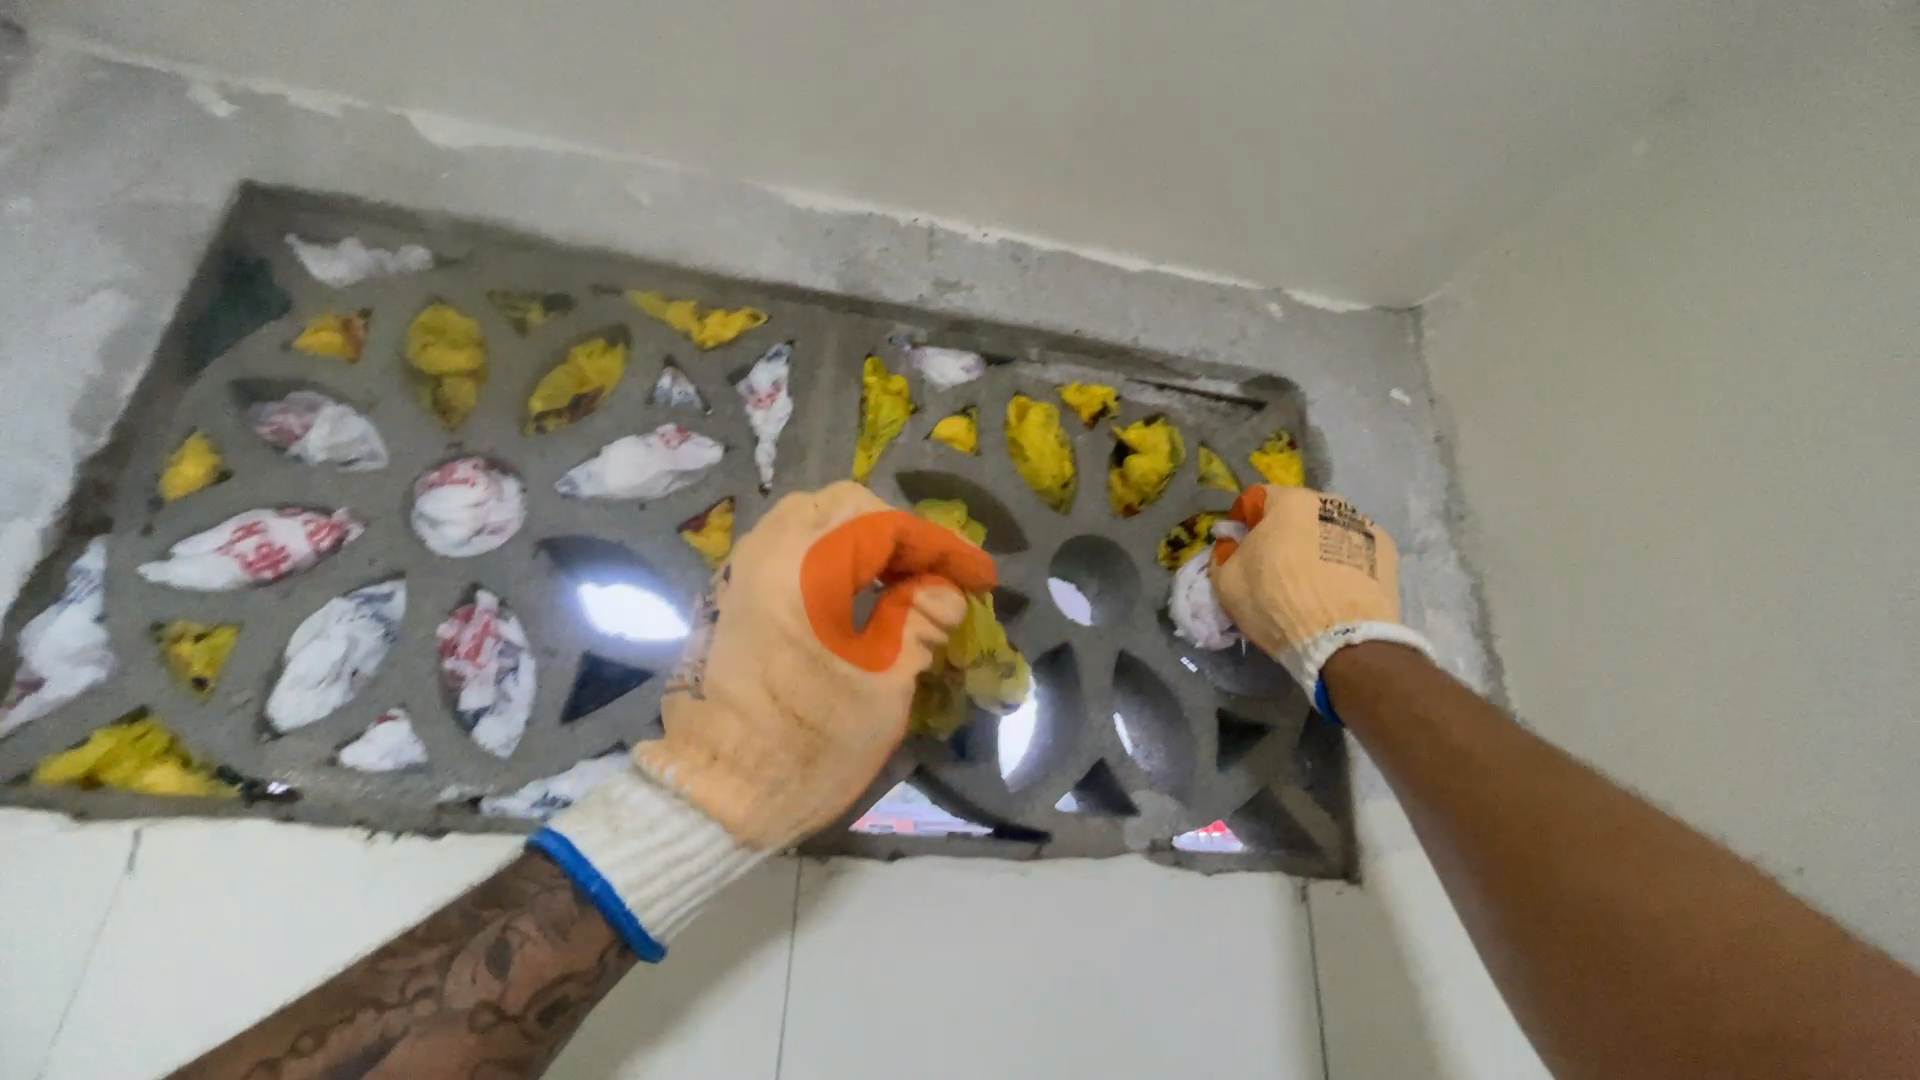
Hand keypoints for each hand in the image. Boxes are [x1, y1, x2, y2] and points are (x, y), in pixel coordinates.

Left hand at [641, 481, 996, 848]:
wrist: (723, 789)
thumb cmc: (811, 741)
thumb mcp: (883, 680)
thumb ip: (920, 619)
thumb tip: (945, 592)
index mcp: (805, 568)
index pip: (886, 527)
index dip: (940, 546)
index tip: (978, 576)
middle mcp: (768, 552)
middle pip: (844, 507)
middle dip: (899, 532)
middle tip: (936, 571)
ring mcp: (746, 571)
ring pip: (813, 521)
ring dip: (864, 539)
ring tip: (905, 578)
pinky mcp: (739, 594)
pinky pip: (791, 546)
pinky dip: (833, 553)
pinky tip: (861, 591)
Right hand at [1210, 484, 1429, 718]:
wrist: (1343, 639)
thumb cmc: (1276, 602)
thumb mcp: (1227, 580)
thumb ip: (1224, 552)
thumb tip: (1232, 543)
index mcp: (1289, 501)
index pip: (1255, 498)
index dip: (1241, 521)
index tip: (1237, 545)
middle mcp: (1330, 503)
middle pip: (1294, 512)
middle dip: (1280, 531)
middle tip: (1271, 564)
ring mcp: (1364, 526)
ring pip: (1326, 529)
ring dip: (1313, 544)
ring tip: (1307, 579)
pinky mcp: (1387, 552)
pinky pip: (1352, 549)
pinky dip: (1341, 561)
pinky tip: (1334, 587)